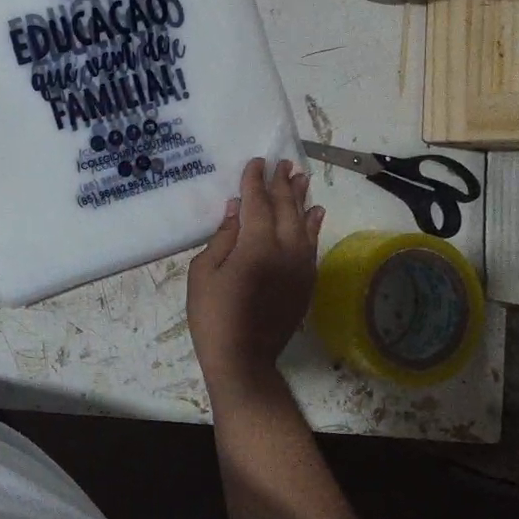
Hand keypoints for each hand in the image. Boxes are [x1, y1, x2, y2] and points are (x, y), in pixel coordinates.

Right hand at [187, 158, 324, 387]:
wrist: (243, 356)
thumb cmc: (212, 313)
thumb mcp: (203, 272)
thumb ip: (223, 237)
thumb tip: (236, 209)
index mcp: (255, 247)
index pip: (257, 204)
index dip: (255, 182)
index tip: (256, 162)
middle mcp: (285, 251)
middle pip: (286, 209)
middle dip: (282, 185)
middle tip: (283, 163)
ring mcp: (300, 266)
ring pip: (304, 224)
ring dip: (301, 200)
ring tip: (301, 178)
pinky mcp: (306, 281)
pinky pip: (312, 244)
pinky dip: (314, 225)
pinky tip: (315, 213)